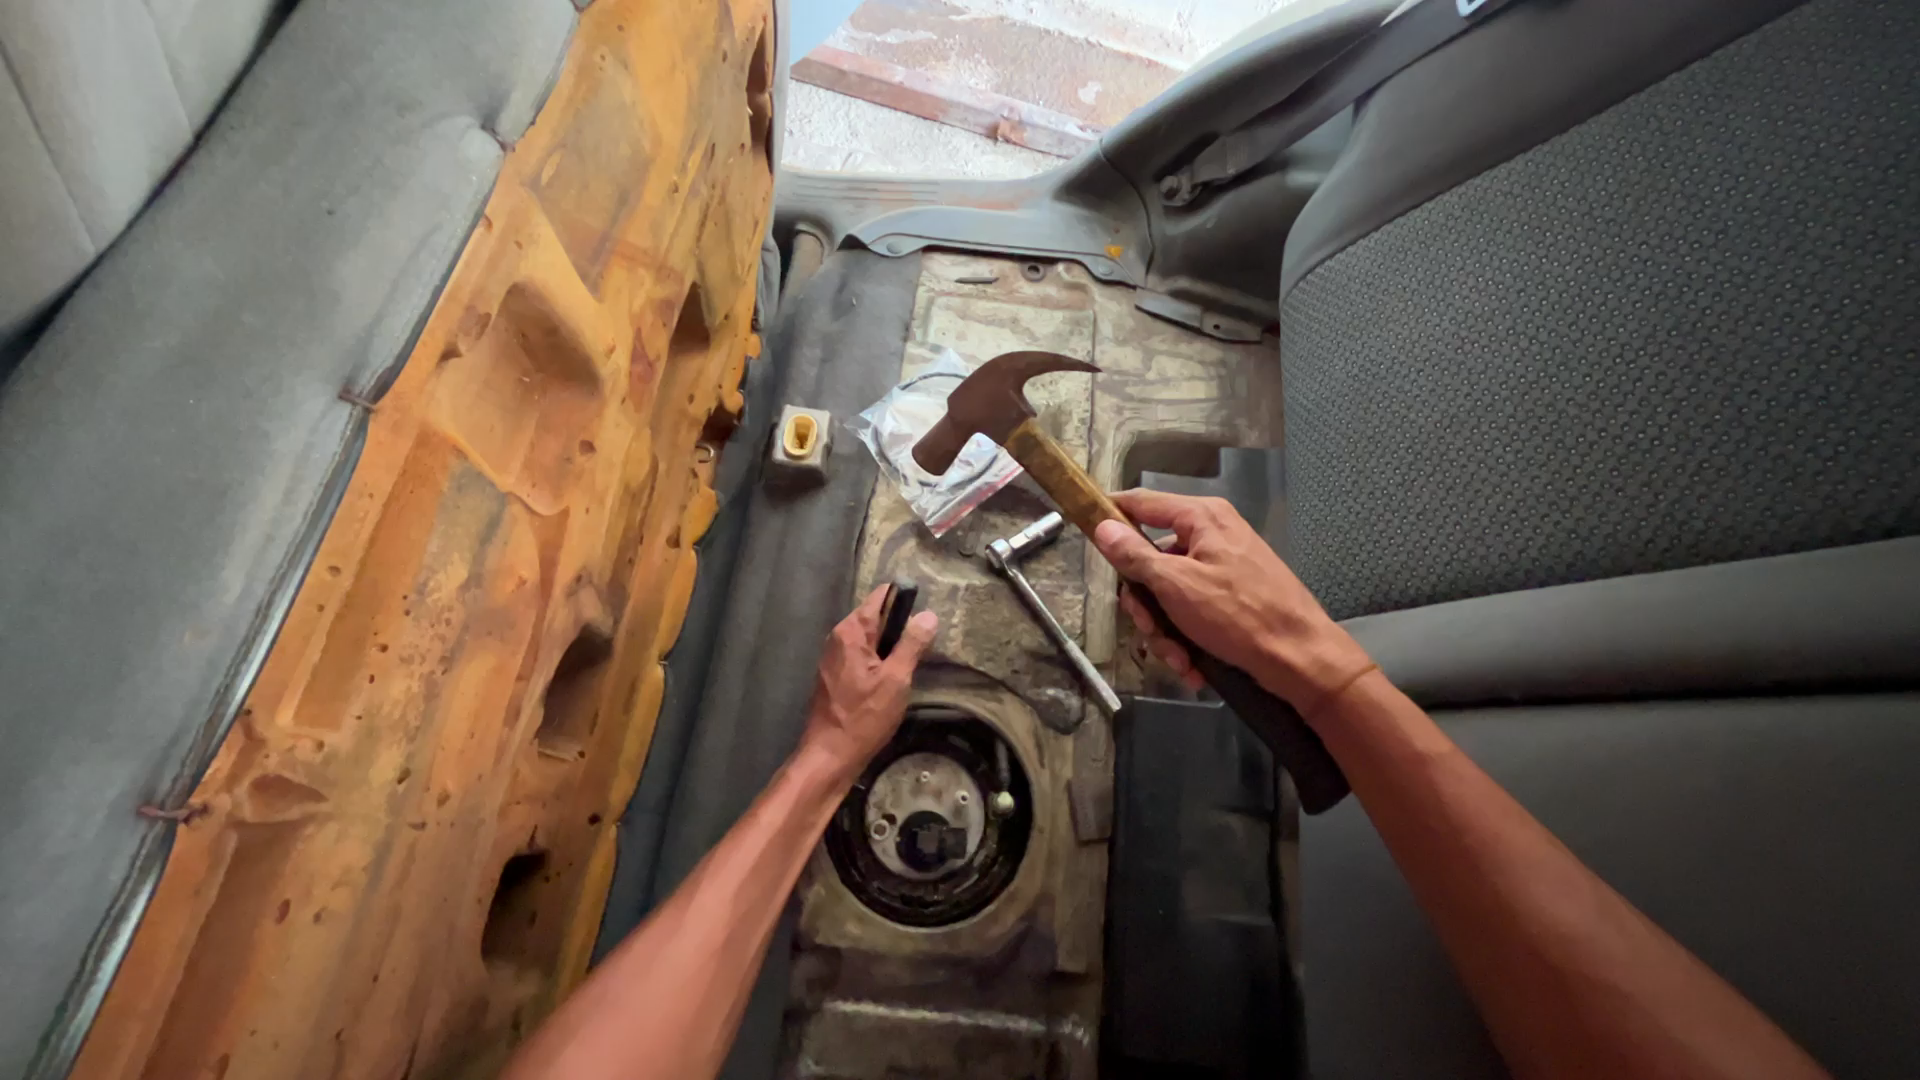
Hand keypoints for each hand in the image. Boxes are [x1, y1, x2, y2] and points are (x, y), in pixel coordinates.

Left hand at [801, 585, 938, 780]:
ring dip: (890, 646)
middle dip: (899, 626)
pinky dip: (878, 661)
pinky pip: (861, 656)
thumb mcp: (896, 680)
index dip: (905, 600)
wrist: (830, 756)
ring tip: (912, 662)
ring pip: (869, 639)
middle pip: (875, 617)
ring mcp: (833, 657)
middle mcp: (838, 637)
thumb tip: (928, 615)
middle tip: (925, 644)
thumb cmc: (864, 717)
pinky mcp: (834, 675)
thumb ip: (912, 644)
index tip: (925, 615)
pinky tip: (892, 679)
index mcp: (851, 631)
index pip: (881, 596)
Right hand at [1091, 490, 1371, 708]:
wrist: (1303, 661)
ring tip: (1180, 659)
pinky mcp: (1231, 598)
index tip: (1084, 530)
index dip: (1110, 515)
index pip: (1141, 503)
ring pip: (1169, 593)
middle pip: (1151, 560)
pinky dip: (1187, 640)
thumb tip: (1102, 526)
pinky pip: (1192, 612)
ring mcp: (1222, 568)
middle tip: (1150, 629)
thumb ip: (1135, 555)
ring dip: (1166, 632)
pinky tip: (1194, 666)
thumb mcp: (1176, 585)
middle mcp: (1211, 536)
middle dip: (1146, 604)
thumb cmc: (1239, 615)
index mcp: (1201, 518)